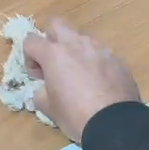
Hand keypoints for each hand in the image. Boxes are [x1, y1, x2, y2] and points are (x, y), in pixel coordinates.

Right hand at [22, 20, 141, 141]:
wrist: (115, 124)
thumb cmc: (76, 115)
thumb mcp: (48, 109)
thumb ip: (40, 93)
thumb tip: (44, 89)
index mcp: (54, 53)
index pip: (31, 40)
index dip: (30, 58)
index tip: (38, 77)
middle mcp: (77, 44)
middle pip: (57, 25)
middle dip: (52, 41)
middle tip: (56, 65)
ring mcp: (100, 49)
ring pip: (83, 39)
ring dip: (77, 52)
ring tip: (82, 76)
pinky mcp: (118, 59)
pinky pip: (102, 54)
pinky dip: (96, 64)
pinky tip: (101, 84)